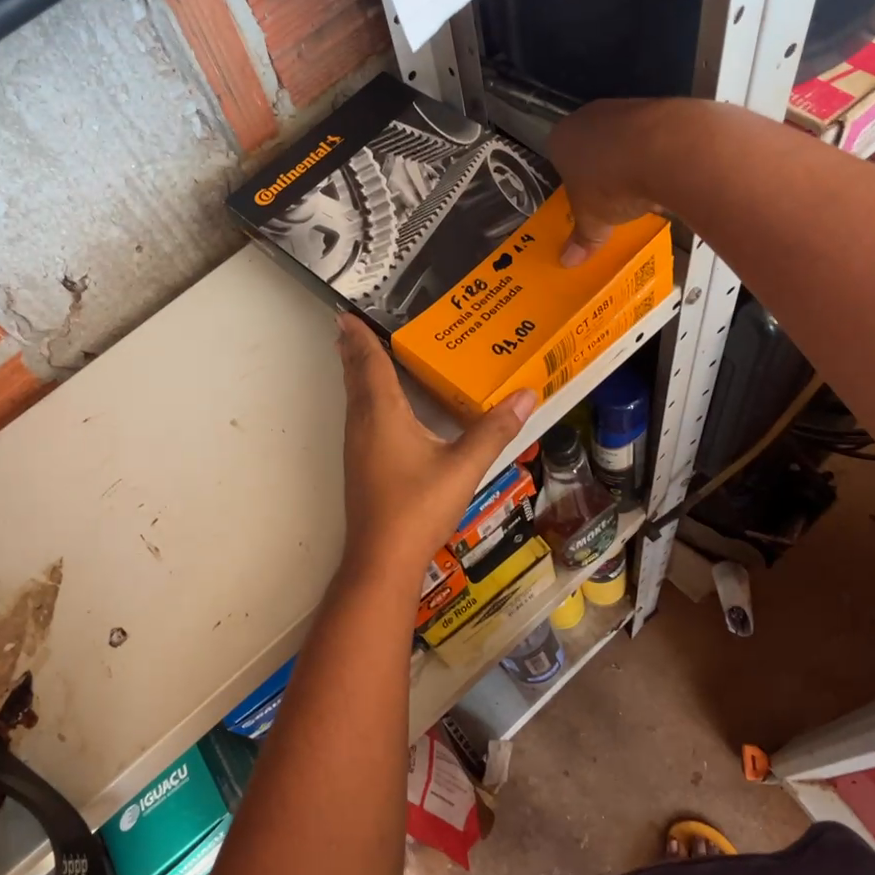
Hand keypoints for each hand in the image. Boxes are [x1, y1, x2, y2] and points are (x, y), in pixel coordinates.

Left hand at [335, 314, 536, 571]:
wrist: (382, 559)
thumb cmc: (419, 507)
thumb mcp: (464, 467)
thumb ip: (494, 431)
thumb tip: (527, 395)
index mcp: (382, 415)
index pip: (369, 364)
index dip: (361, 338)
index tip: (348, 314)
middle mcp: (363, 425)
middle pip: (354, 378)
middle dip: (352, 351)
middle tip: (349, 326)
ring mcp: (357, 448)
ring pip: (354, 399)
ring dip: (355, 374)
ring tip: (362, 356)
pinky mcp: (360, 466)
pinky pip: (359, 417)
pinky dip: (363, 398)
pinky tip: (379, 408)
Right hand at [549, 98, 694, 265]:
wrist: (668, 148)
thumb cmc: (611, 184)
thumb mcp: (592, 220)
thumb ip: (582, 238)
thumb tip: (567, 261)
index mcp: (562, 139)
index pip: (560, 161)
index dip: (572, 184)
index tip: (585, 203)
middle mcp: (588, 116)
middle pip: (592, 148)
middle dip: (602, 173)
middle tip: (612, 201)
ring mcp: (625, 107)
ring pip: (623, 140)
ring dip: (631, 163)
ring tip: (642, 194)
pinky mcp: (660, 107)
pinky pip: (651, 137)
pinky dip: (656, 155)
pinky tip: (665, 177)